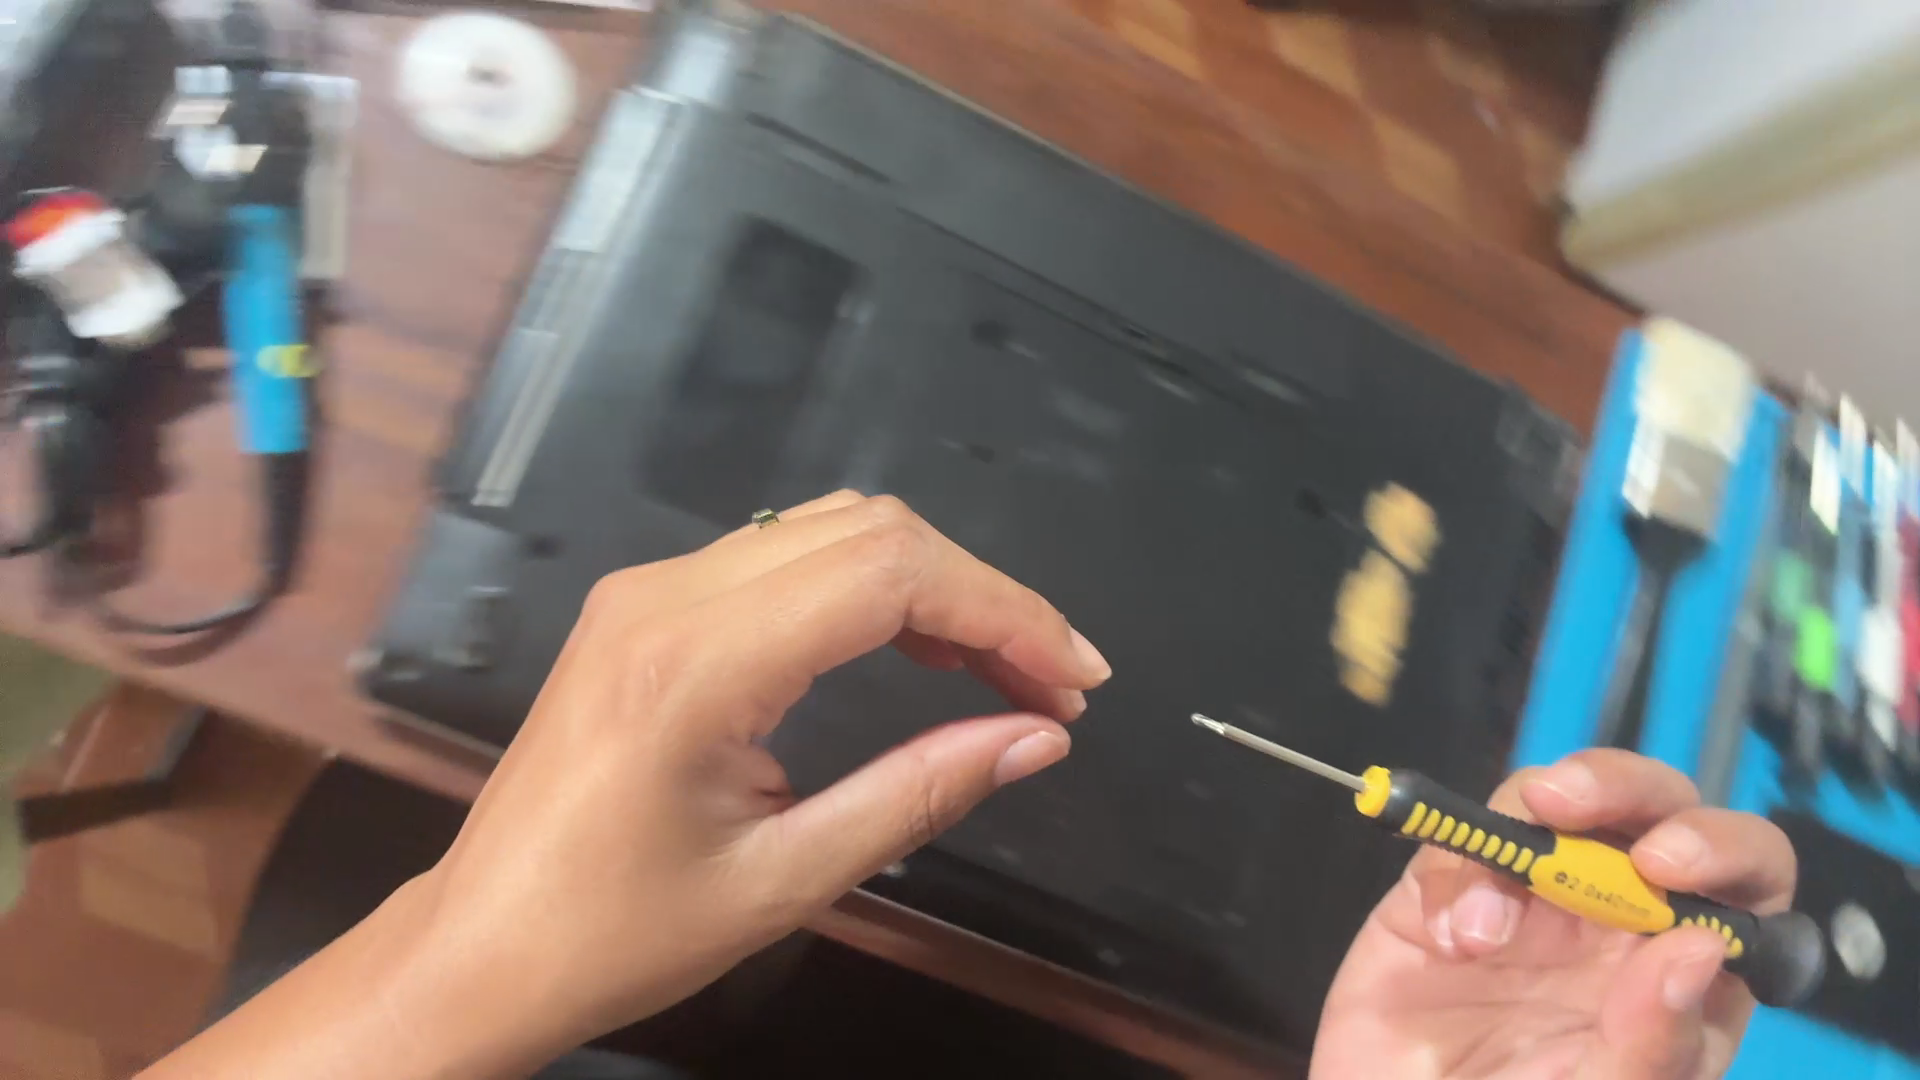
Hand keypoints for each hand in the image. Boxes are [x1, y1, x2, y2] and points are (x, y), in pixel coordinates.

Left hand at [142, 492, 1109, 1078]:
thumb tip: (1039, 738)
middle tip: (1053, 679)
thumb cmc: (617, 936)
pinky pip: (801, 555)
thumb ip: (922, 792)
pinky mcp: (664, 596)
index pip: (889, 577)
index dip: (1003, 612)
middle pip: (876, 532)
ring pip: (843, 529)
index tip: (1073, 676)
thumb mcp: (787, 880)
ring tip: (1004, 667)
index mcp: (698, 662)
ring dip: (940, 585)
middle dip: (986, 597)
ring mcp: (663, 582)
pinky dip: (883, 587)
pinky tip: (922, 645)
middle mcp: (677, 590)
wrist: (473, 946)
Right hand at [1313, 750, 1795, 1079]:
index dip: (1719, 849)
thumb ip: (1655, 1039)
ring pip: (1535, 801)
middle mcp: (1607, 914)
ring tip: (1481, 935)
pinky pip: (1448, 845)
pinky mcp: (1438, 883)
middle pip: (1641, 808)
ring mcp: (1518, 891)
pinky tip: (1447, 945)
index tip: (1667, 863)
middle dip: (1614, 786)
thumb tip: (1698, 947)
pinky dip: (1449, 883)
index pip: (1739, 880)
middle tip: (1562, 806)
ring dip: (1510, 833)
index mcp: (1678, 968)